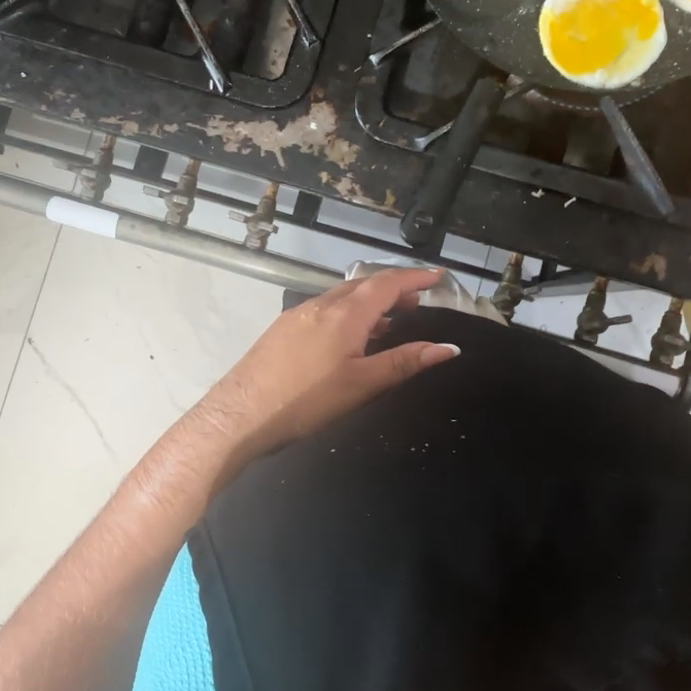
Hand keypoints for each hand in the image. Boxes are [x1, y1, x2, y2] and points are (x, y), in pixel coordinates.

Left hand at [191, 268, 460, 452]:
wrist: (241, 414)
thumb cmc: (307, 401)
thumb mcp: (362, 384)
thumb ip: (404, 362)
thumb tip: (448, 347)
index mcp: (345, 314)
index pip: (387, 283)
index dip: (415, 277)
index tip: (438, 276)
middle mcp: (321, 305)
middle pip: (363, 285)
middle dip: (393, 288)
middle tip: (418, 300)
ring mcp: (298, 315)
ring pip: (341, 297)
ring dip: (369, 301)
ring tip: (390, 319)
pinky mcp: (283, 329)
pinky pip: (324, 309)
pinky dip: (347, 312)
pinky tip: (349, 337)